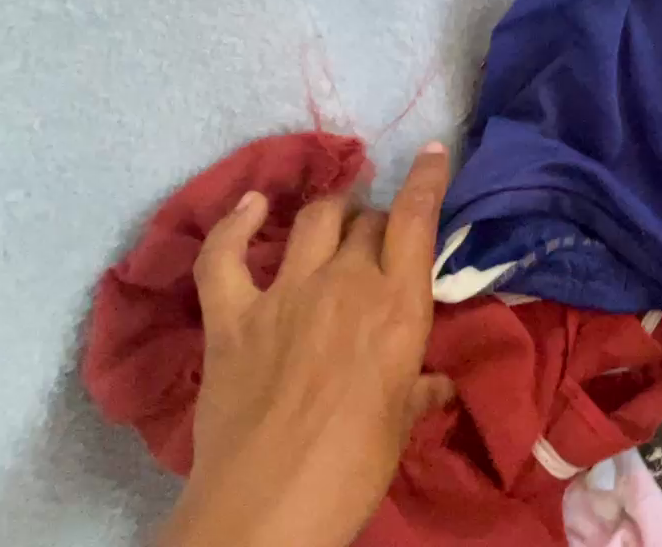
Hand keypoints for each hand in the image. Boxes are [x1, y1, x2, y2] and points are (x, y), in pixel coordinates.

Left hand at [159, 143, 456, 546]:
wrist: (267, 509)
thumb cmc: (357, 461)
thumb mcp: (404, 417)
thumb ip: (421, 388)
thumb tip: (436, 386)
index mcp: (399, 303)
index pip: (416, 218)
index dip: (427, 178)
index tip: (433, 151)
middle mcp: (347, 282)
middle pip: (366, 219)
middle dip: (377, 217)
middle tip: (380, 235)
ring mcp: (285, 295)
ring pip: (313, 220)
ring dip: (330, 209)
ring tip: (336, 212)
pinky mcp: (232, 319)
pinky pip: (225, 258)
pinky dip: (236, 226)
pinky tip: (252, 207)